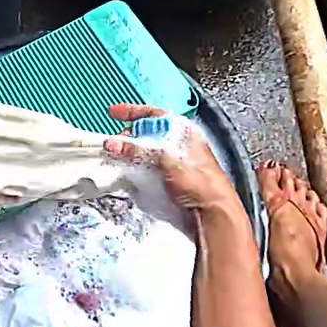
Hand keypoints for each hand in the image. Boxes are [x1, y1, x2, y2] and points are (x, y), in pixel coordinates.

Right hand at [103, 104, 242, 216]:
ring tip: (115, 157)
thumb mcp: (168, 161)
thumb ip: (139, 150)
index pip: (154, 114)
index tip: (114, 112)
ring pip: (144, 151)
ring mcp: (172, 163)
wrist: (213, 215)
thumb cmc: (201, 184)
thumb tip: (113, 143)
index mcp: (183, 132)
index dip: (133, 111)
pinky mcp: (168, 180)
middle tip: (113, 142)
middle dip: (128, 136)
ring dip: (128, 153)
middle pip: (147, 133)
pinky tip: (125, 171)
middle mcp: (178, 145)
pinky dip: (133, 167)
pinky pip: (145, 168)